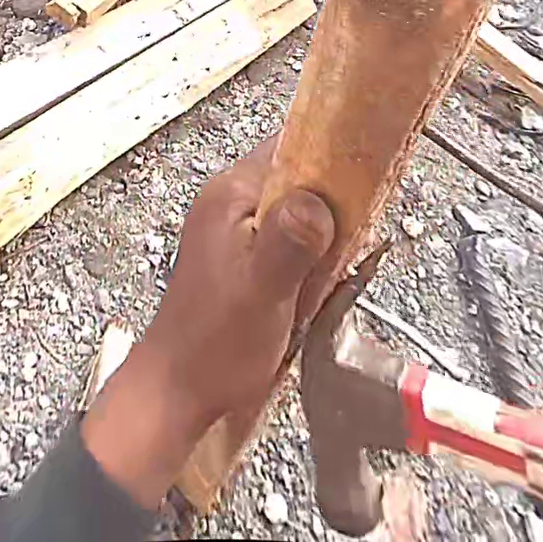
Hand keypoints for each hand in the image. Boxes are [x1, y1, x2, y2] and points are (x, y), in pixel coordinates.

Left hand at [81, 140, 334, 506]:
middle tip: (347, 238)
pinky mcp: (244, 255)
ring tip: (328, 269)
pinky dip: (309, 256)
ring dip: (322, 235)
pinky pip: (290, 238)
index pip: (290, 145)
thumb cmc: (214, 346)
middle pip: (299, 177)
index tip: (364, 176)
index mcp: (231, 193)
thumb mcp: (262, 289)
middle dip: (330, 204)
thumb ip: (291, 239)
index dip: (330, 155)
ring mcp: (236, 228)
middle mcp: (231, 201)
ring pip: (299, 210)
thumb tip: (320, 199)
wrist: (178, 396)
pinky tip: (313, 284)